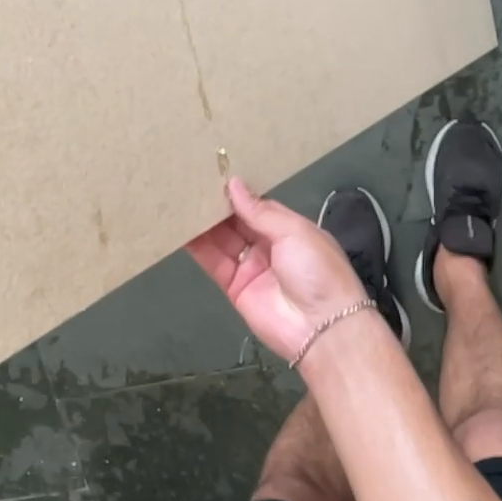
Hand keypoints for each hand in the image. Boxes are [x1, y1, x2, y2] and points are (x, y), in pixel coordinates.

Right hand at [185, 178, 369, 362]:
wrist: (321, 327)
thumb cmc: (316, 270)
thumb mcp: (295, 232)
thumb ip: (261, 211)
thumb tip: (234, 184)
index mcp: (290, 229)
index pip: (259, 205)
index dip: (238, 192)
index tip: (214, 173)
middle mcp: (269, 245)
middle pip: (238, 221)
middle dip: (218, 205)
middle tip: (191, 183)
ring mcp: (251, 266)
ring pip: (222, 239)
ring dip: (203, 223)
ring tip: (180, 200)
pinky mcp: (234, 287)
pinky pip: (213, 262)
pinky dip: (197, 247)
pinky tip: (180, 229)